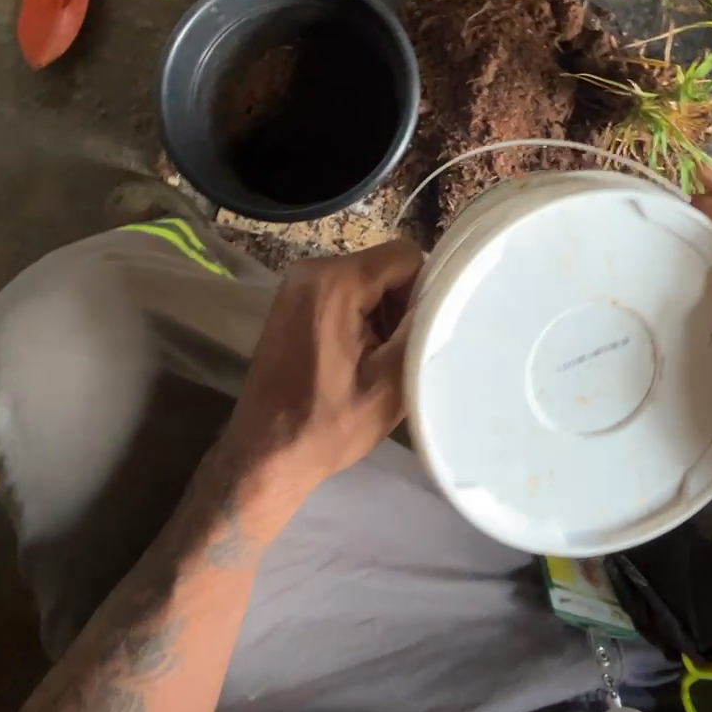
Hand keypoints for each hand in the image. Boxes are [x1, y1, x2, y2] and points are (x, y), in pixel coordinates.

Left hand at [230, 240, 424, 494]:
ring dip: (382, 313)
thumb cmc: (327, 425)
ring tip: (376, 360)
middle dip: (402, 305)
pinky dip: (361, 315)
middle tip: (397, 354)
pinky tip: (356, 356)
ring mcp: (298, 283)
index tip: (420, 334)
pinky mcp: (293, 299)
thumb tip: (448, 298)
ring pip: (369, 278)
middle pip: (386, 266)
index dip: (425, 291)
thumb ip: (422, 331)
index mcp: (336, 282)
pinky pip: (346, 290)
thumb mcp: (391, 383)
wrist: (263, 455)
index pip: (407, 257)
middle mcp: (313, 269)